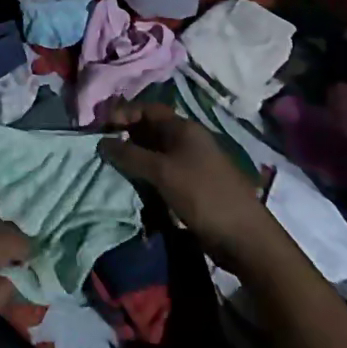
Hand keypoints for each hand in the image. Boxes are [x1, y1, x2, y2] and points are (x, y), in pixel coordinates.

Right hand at [97, 101, 265, 238]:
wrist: (245, 238)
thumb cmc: (202, 195)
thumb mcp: (162, 171)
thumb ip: (130, 155)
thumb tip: (102, 142)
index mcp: (184, 128)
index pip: (147, 109)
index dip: (123, 113)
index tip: (101, 127)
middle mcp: (188, 140)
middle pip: (150, 129)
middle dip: (125, 135)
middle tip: (102, 147)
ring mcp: (191, 163)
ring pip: (155, 151)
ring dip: (134, 157)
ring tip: (112, 166)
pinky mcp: (192, 185)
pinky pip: (162, 171)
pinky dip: (145, 173)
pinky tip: (132, 183)